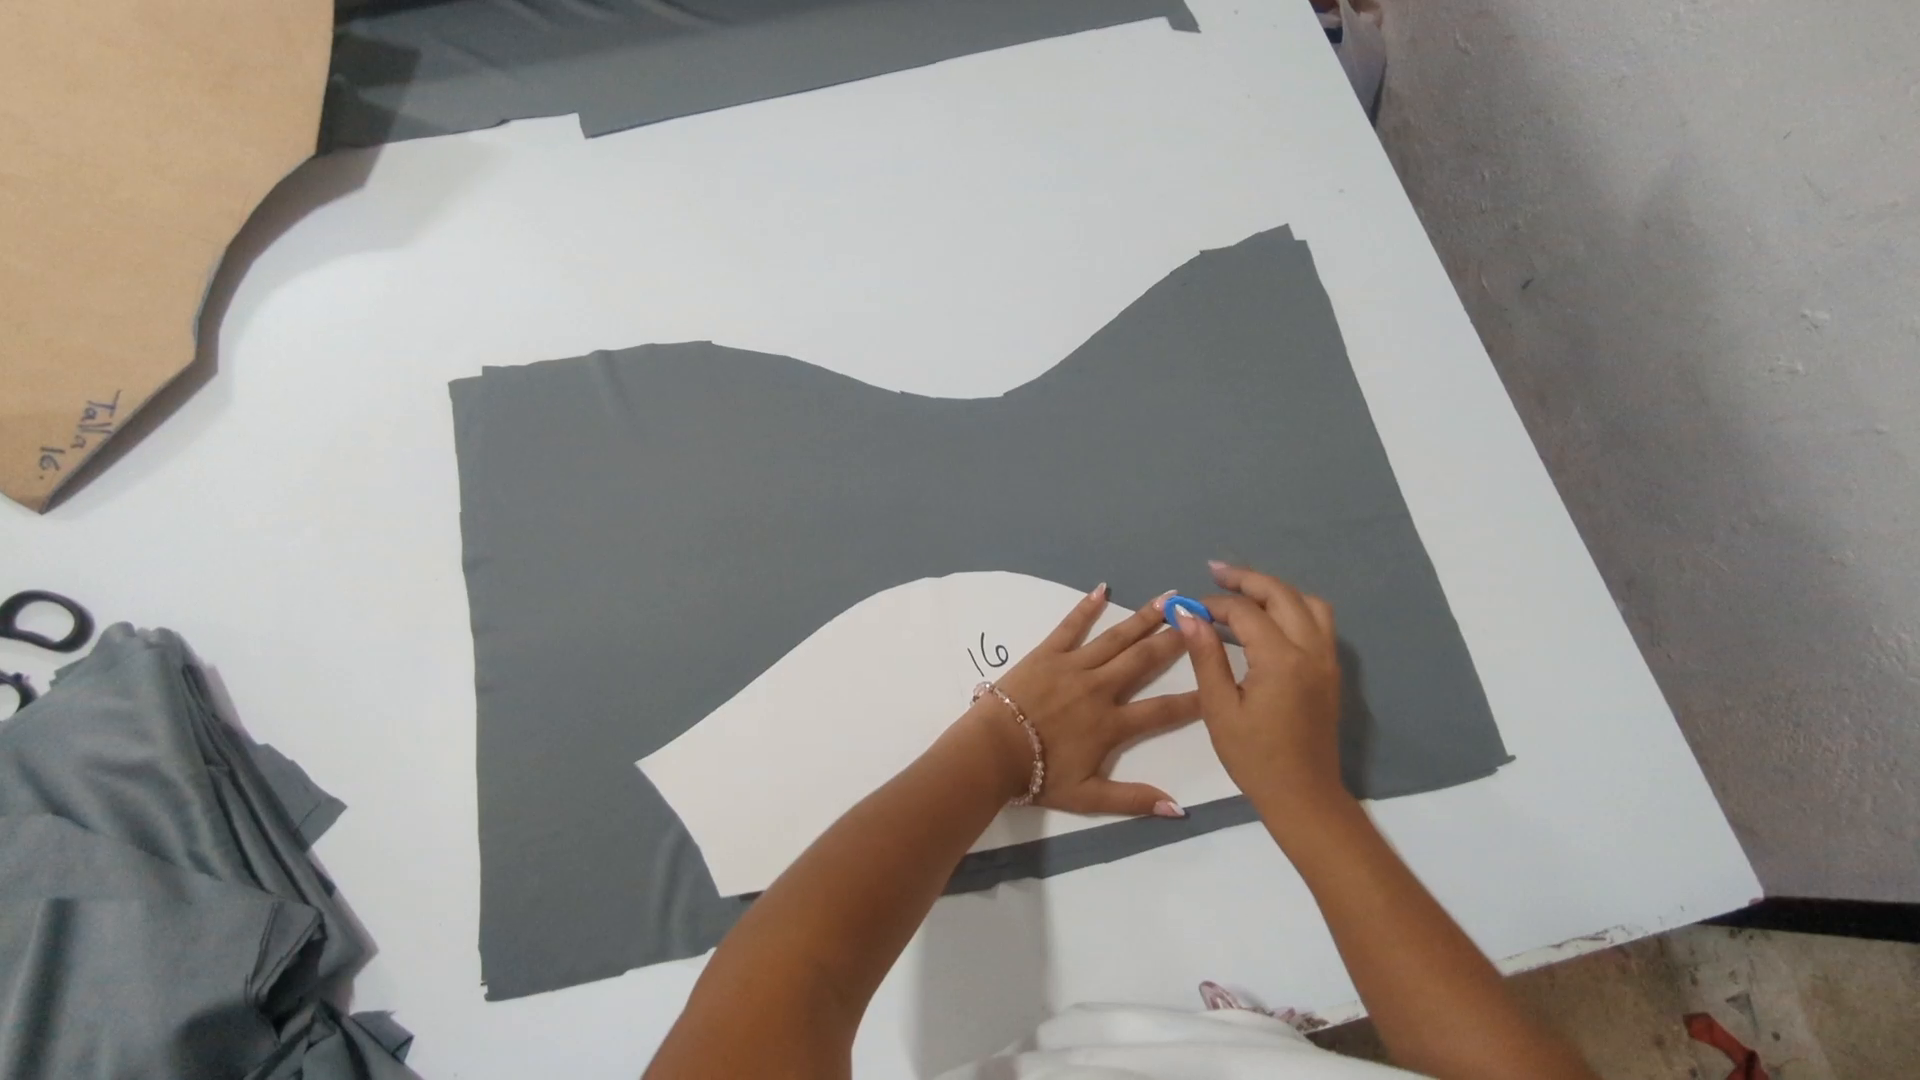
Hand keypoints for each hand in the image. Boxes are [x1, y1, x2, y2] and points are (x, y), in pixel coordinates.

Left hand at [969, 584, 1200, 816]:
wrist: (992, 750)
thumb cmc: (1038, 776)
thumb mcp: (1088, 798)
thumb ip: (1133, 799)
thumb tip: (1178, 809)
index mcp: (1112, 724)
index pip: (1163, 710)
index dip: (1194, 699)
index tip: (1220, 682)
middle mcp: (1099, 688)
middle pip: (1144, 660)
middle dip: (1174, 640)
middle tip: (1199, 619)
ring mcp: (1073, 666)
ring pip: (1115, 638)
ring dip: (1142, 617)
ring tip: (1168, 599)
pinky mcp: (1047, 653)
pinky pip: (1070, 626)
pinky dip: (1086, 607)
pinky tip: (1102, 588)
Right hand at [1174, 563, 1346, 814]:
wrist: (1303, 795)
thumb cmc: (1254, 757)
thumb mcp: (1219, 708)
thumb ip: (1206, 656)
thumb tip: (1188, 615)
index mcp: (1280, 660)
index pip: (1245, 612)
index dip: (1214, 604)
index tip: (1188, 608)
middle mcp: (1311, 650)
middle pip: (1282, 594)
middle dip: (1247, 579)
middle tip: (1215, 573)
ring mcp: (1327, 660)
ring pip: (1308, 603)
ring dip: (1276, 590)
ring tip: (1244, 591)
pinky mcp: (1331, 671)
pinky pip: (1319, 622)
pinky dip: (1294, 608)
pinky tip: (1269, 618)